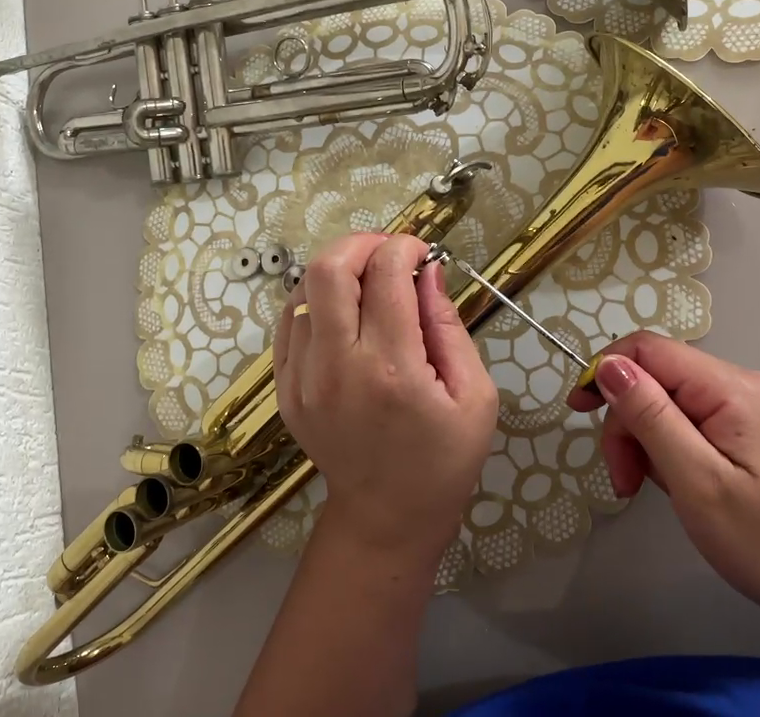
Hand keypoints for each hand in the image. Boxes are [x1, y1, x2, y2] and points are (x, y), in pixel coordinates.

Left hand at [274, 234, 497, 562]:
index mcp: (392, 369)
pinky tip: (342, 314)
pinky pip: (289, 322)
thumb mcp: (475, 395)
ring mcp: (302, 379)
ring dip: (339, 275)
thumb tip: (427, 269)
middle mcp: (337, 367)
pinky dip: (314, 303)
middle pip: (327, 269)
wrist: (386, 515)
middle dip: (360, 244)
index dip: (404, 247)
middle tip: (387, 254)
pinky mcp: (284, 389)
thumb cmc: (444, 457)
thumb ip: (447, 324)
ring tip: (369, 288)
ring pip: (303, 290)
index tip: (420, 253)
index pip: (385, 274)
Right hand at [568, 332, 759, 616]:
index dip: (606, 371)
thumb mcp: (695, 482)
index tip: (580, 413)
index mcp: (735, 390)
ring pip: (667, 398)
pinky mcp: (750, 425)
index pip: (650, 349)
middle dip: (627, 422)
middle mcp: (745, 383)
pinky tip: (672, 479)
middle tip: (623, 478)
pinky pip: (688, 416)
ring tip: (644, 486)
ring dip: (644, 438)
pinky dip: (667, 444)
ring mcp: (751, 403)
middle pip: (656, 376)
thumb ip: (650, 417)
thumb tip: (609, 366)